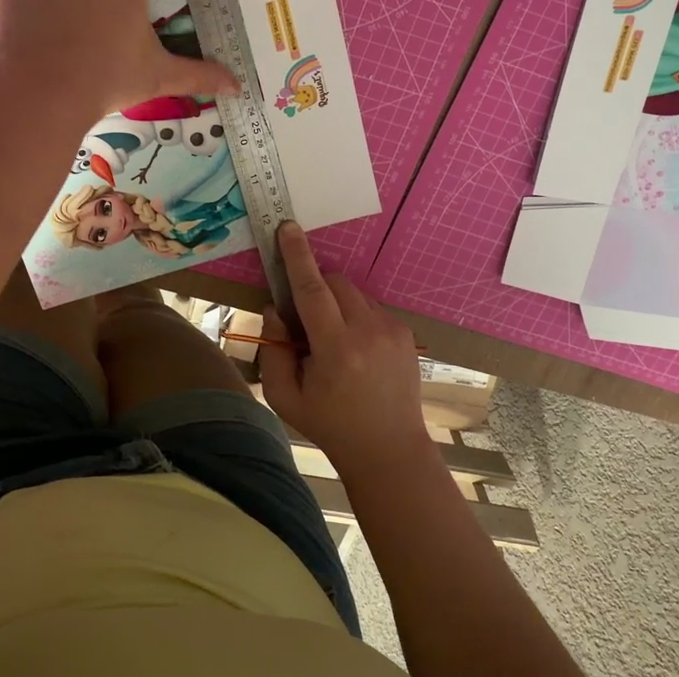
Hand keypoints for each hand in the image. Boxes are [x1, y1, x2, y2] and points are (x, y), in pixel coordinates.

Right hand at [258, 222, 428, 470]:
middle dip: (315, 288)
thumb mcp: (284, 396)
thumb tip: (275, 309)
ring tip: (332, 344)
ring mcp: (392, 331)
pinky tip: (354, 351)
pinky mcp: (405, 334)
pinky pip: (370, 306)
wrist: (389, 450)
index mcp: (337, 349)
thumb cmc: (330, 425)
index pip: (312, 289)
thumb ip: (273, 348)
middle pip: (335, 282)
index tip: (288, 227)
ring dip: (335, 304)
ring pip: (354, 292)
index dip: (297, 256)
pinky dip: (354, 316)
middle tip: (305, 322)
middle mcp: (368, 332)